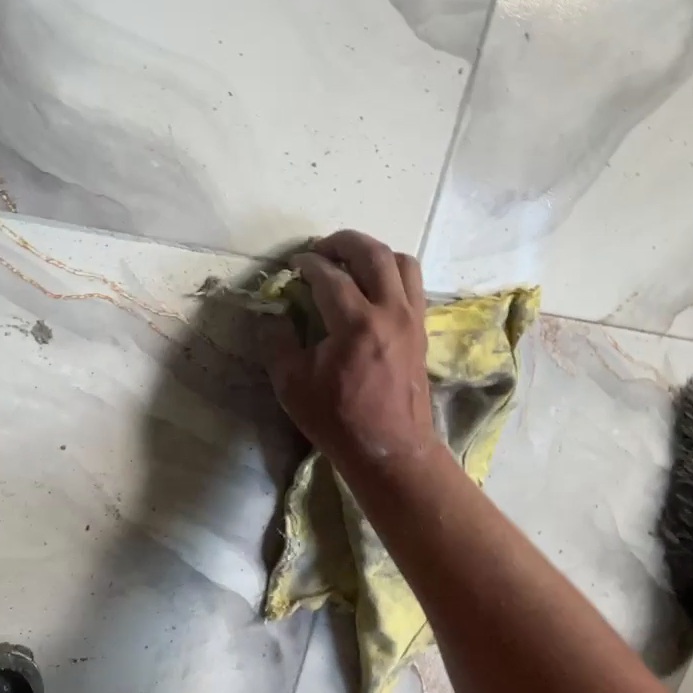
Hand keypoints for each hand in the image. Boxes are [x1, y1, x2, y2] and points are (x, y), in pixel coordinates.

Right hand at [262, 230, 441, 475]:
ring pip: (400, 262)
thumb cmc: (337, 420)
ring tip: (349, 262)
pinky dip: (391, 274)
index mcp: (355, 323)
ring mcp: (411, 318)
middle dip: (342, 242)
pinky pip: (412, 284)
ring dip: (373, 253)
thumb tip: (271, 314)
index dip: (307, 264)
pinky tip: (371, 287)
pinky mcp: (421, 330)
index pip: (329, 275)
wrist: (390, 450)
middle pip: (372, 253)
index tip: (293, 266)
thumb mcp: (291, 384)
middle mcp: (390, 311)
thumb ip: (276, 341)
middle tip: (320, 249)